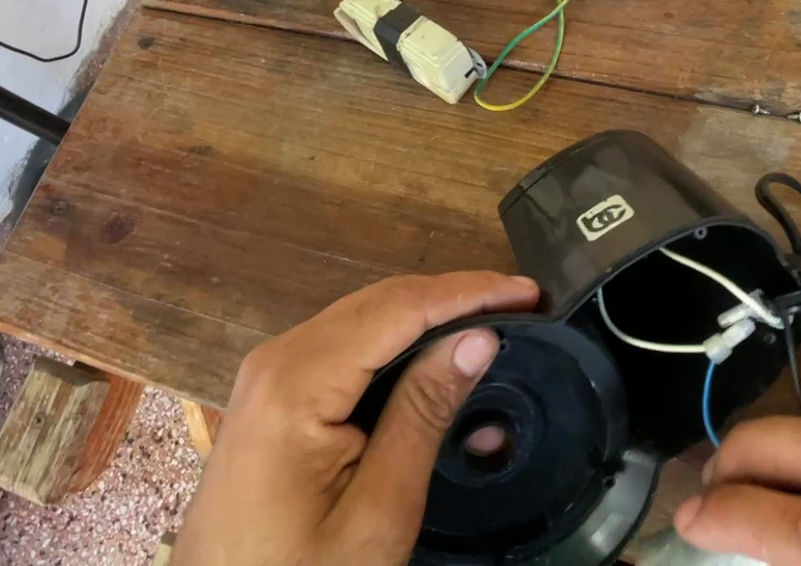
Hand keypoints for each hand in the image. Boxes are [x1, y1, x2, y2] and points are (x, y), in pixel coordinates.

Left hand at [174, 271, 539, 565]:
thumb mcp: (377, 511)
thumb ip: (424, 414)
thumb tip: (478, 337)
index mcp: (299, 379)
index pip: (399, 308)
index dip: (467, 291)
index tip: (527, 290)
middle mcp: (280, 355)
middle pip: (381, 301)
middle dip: (453, 295)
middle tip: (520, 302)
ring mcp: (273, 369)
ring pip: (366, 316)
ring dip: (429, 315)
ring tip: (490, 319)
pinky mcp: (276, 388)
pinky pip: (347, 344)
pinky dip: (398, 342)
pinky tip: (437, 355)